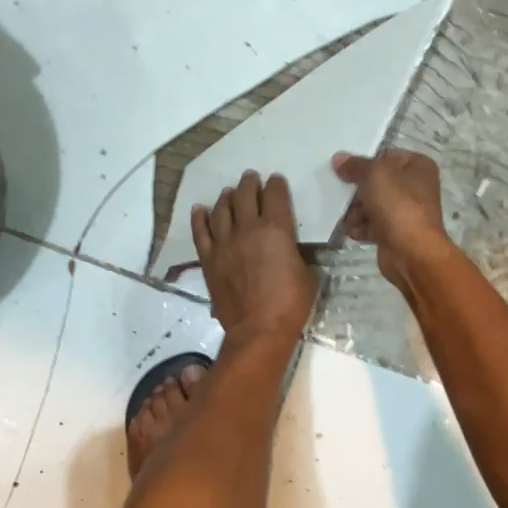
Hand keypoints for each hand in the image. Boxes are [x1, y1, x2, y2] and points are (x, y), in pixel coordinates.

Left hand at [193, 170, 317, 337]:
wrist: (258, 329)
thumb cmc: (290, 305)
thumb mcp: (308, 276)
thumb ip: (297, 255)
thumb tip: (291, 252)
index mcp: (276, 229)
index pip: (275, 196)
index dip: (276, 185)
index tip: (276, 181)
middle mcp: (247, 229)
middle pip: (245, 196)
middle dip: (250, 183)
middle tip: (251, 178)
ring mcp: (224, 243)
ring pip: (221, 209)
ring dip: (226, 197)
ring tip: (229, 191)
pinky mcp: (209, 259)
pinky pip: (200, 232)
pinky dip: (199, 218)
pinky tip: (200, 209)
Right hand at [332, 149, 452, 287]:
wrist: (412, 253)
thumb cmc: (398, 205)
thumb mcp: (374, 175)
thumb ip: (355, 165)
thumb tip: (338, 158)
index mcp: (417, 166)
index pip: (385, 156)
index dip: (364, 162)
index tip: (344, 170)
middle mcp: (414, 187)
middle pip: (376, 183)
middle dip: (357, 192)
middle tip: (342, 196)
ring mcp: (405, 212)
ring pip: (372, 205)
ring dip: (356, 212)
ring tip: (349, 219)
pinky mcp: (395, 233)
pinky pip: (373, 225)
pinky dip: (362, 228)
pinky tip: (354, 232)